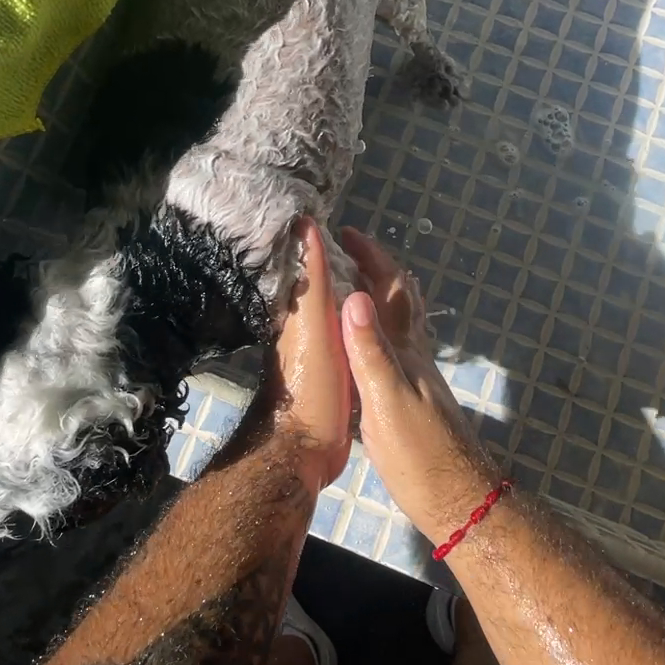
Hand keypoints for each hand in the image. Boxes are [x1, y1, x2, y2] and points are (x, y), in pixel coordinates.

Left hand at [255, 218, 353, 491]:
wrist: (307, 446)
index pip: (307, 266)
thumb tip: (304, 225)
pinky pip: (342, 334)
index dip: (317, 243)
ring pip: (332, 310)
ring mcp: (316, 350)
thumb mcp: (315, 325)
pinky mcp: (329, 371)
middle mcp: (303, 327)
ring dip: (344, 291)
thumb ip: (314, 280)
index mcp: (297, 313)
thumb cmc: (311, 382)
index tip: (331, 219)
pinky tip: (364, 317)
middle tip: (358, 243)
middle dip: (334, 265)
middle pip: (320, 287)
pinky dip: (351, 319)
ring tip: (366, 272)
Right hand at [338, 227, 496, 538]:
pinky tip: (359, 341)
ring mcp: (413, 374)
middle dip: (375, 267)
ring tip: (347, 283)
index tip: (347, 232)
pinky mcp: (408, 395)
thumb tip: (357, 296)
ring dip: (377, 294)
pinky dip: (373, 328)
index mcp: (407, 350)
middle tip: (345, 249)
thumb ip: (371, 351)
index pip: (392, 289)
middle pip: (399, 298)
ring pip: (397, 321)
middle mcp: (413, 354)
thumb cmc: (419, 453)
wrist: (455, 499)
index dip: (373, 256)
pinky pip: (389, 345)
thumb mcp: (388, 401)